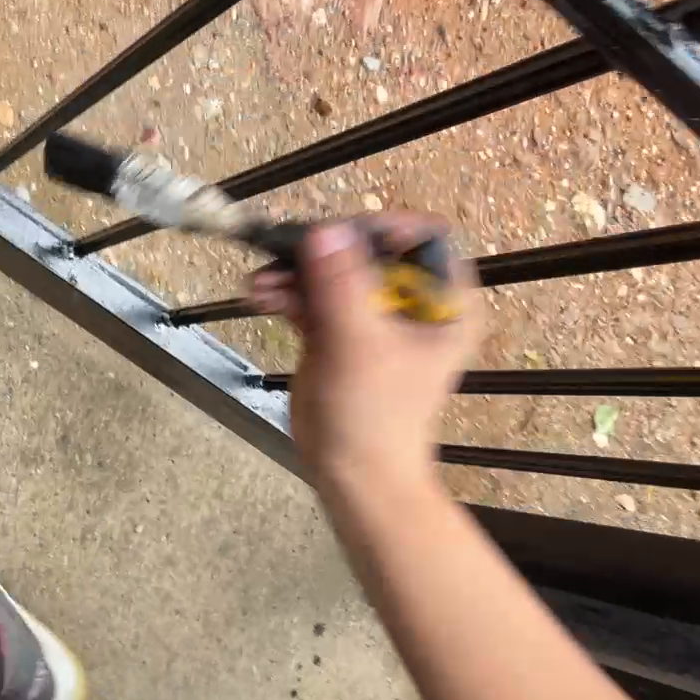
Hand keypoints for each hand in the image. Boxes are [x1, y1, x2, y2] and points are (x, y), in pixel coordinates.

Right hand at [248, 216, 480, 493]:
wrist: (352, 470)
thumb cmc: (374, 413)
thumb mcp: (359, 345)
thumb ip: (341, 287)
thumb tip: (322, 231)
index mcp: (442, 302)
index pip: (421, 238)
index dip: (379, 229)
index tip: (331, 235)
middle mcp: (409, 303)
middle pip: (363, 254)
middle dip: (319, 253)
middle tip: (279, 254)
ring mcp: (368, 319)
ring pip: (329, 276)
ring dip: (292, 274)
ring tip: (257, 282)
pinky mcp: (334, 335)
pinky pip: (308, 300)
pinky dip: (283, 294)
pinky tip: (257, 295)